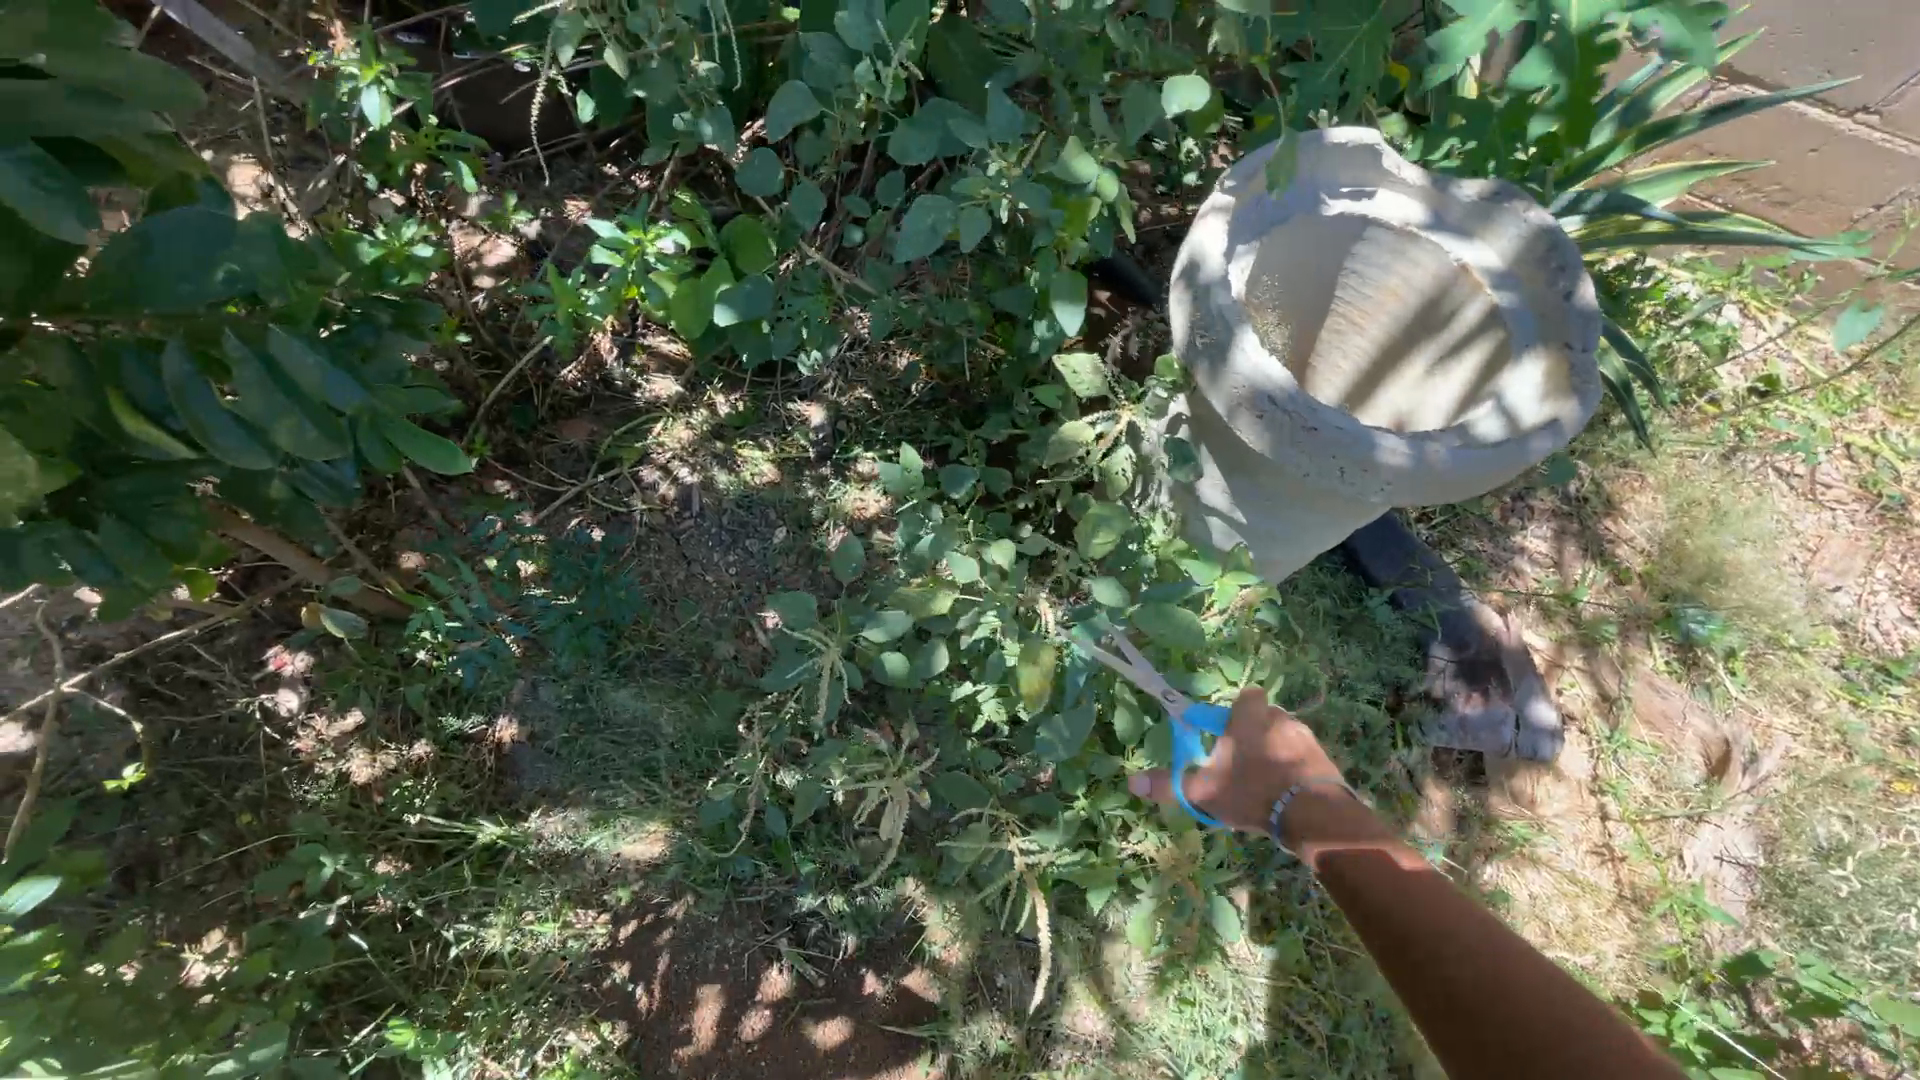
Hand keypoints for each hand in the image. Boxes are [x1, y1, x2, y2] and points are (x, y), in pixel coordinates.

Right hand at [1126, 686, 1344, 832]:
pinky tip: (1285, 796)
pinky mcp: (1326, 761)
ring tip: (1263, 783)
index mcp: (1250, 716)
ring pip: (1285, 738)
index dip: (1236, 712)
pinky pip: (1304, 759)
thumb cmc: (1252, 791)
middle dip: (1253, 734)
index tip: (1226, 734)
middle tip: (1240, 762)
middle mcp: (1280, 718)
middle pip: (1264, 717)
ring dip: (1275, 753)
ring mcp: (1308, 739)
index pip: (1246, 696)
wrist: (1314, 816)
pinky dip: (1295, 771)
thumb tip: (1131, 782)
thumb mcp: (1203, 791)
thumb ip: (1168, 785)